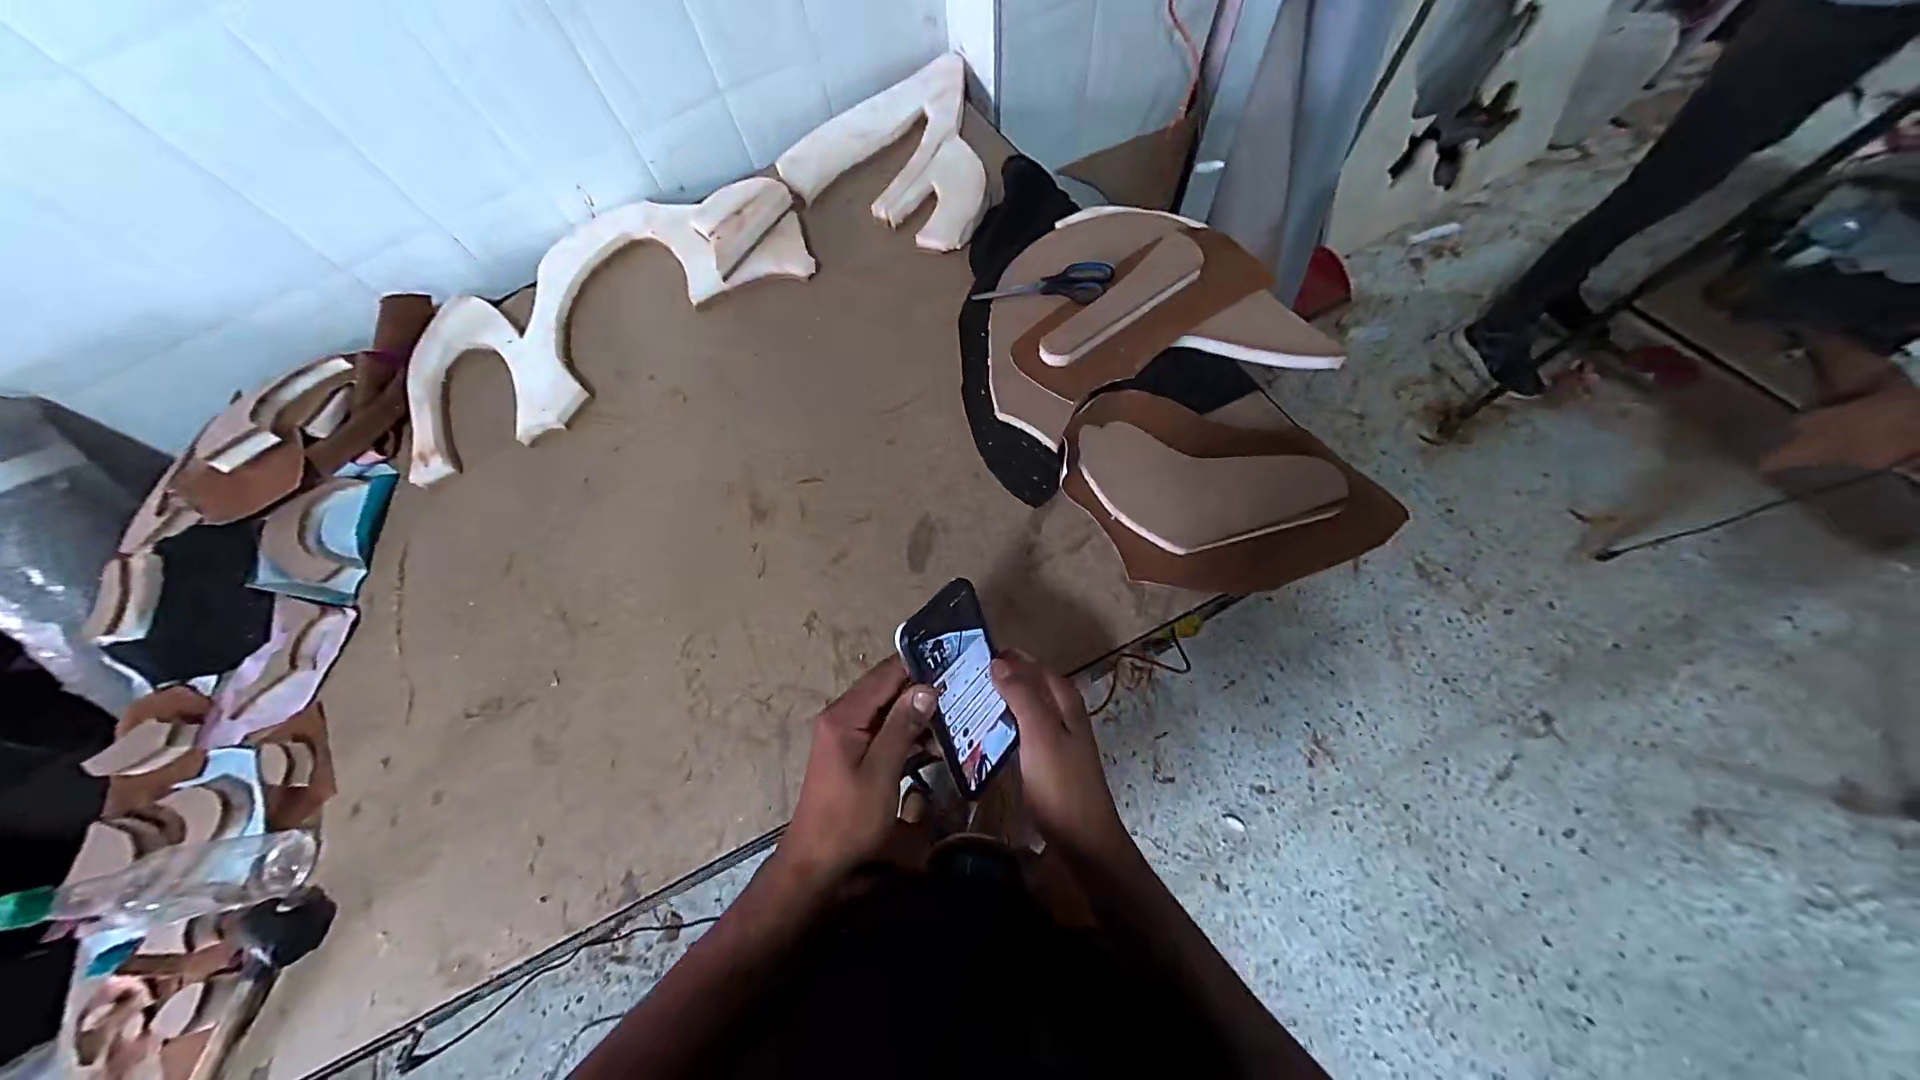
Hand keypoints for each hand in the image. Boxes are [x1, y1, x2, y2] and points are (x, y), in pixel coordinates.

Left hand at [778, 658, 934, 885]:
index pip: (885, 674)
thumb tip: (926, 688)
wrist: (816, 862)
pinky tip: (932, 745)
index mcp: (844, 715)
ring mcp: (845, 733)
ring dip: (916, 714)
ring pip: (887, 709)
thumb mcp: (881, 772)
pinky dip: (905, 732)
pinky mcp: (852, 750)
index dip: (918, 667)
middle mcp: (842, 716)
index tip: (953, 667)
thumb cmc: (848, 819)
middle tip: (960, 694)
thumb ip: (902, 727)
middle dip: (921, 690)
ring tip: (954, 719)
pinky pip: (882, 729)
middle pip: (886, 688)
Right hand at [991, 652, 1129, 858]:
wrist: (1082, 840)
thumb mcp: (1040, 734)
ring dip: (1004, 702)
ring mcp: (1058, 742)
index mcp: (1066, 704)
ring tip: (971, 700)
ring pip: (1029, 710)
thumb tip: (999, 661)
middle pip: (1035, 687)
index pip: (1038, 668)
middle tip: (969, 675)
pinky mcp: (1049, 764)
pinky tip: (988, 735)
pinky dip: (1006, 726)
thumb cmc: (1061, 783)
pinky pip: (1024, 733)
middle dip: (1007, 677)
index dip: (1014, 658)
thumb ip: (1021, 696)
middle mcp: (1065, 718)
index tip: (981, 652)